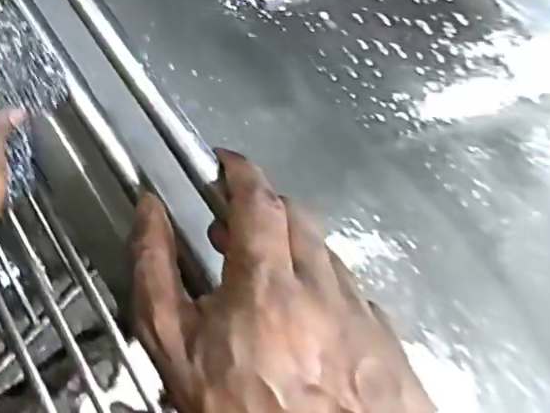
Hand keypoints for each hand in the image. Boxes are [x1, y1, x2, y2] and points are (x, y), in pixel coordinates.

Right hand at [131, 151, 433, 412]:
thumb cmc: (233, 410)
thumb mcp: (168, 339)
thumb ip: (152, 262)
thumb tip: (148, 209)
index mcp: (267, 285)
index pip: (259, 200)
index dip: (239, 170)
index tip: (222, 161)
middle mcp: (327, 297)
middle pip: (300, 220)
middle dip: (262, 207)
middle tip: (229, 224)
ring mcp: (371, 331)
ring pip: (332, 260)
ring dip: (295, 249)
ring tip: (264, 274)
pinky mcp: (401, 365)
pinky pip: (362, 303)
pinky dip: (328, 291)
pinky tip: (308, 321)